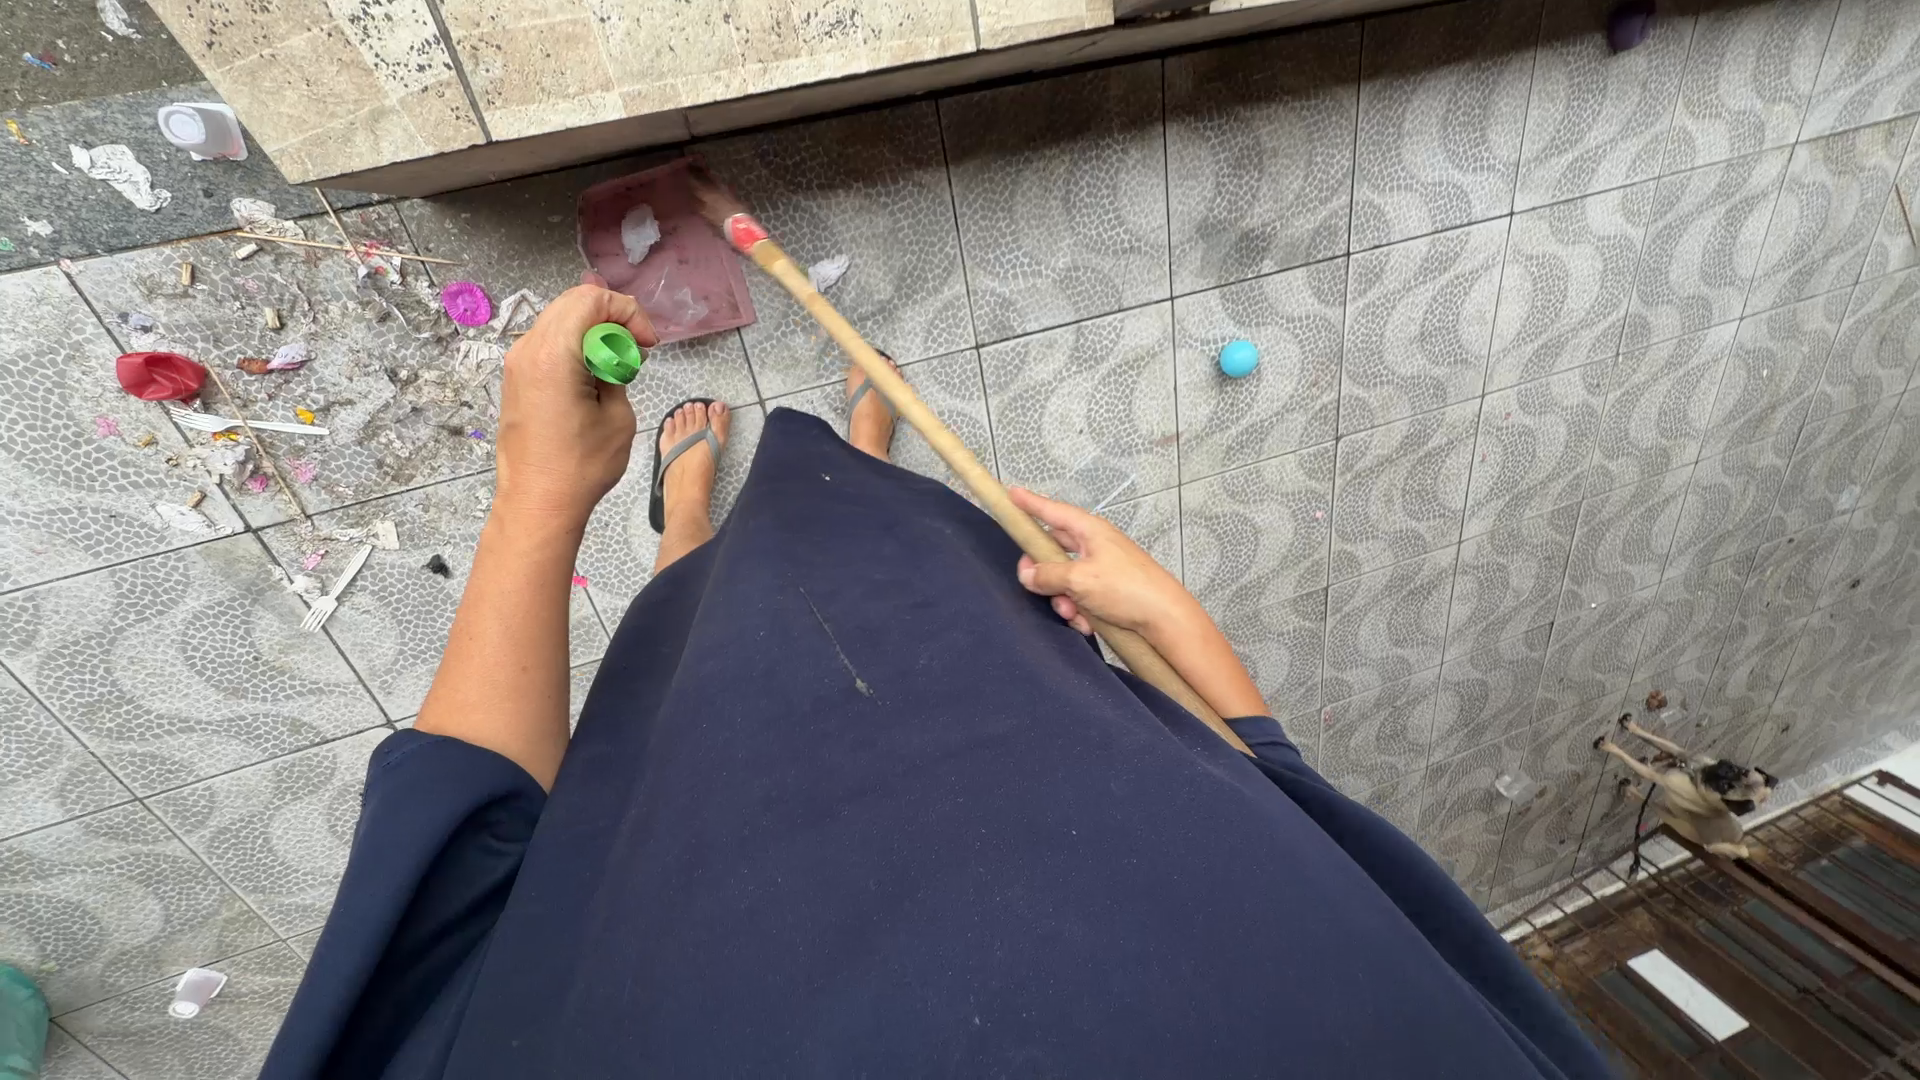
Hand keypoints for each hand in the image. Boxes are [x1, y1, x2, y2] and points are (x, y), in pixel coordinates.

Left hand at [493, 272, 658, 535]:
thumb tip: (613, 356)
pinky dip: (579, 347)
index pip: (592, 300)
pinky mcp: (518, 378)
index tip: (648, 346)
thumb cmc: (583, 465)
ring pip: (562, 321)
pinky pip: (551, 343)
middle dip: (614, 319)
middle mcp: (528, 349)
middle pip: (574, 303)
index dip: (629, 314)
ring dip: (596, 333)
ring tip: (620, 366)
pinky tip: (597, 376)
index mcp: (554, 354)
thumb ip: (616, 372)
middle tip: (638, 351)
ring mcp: (518, 362)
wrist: (539, 502)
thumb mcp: (619, 416)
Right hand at [1010, 487, 1203, 637]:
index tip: (1011, 493)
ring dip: (1063, 599)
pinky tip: (1087, 623)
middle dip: (1044, 573)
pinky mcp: (1108, 592)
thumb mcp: (1079, 579)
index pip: (1053, 511)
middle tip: (1035, 584)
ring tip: (1073, 612)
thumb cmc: (1127, 589)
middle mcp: (1095, 546)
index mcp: (1090, 531)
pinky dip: (1079, 611)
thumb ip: (1047, 575)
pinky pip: (1080, 597)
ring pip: (1065, 580)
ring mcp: (1102, 569)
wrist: (1165, 618)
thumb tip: (1027, 574)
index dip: (1030, 503)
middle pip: (1054, 551)